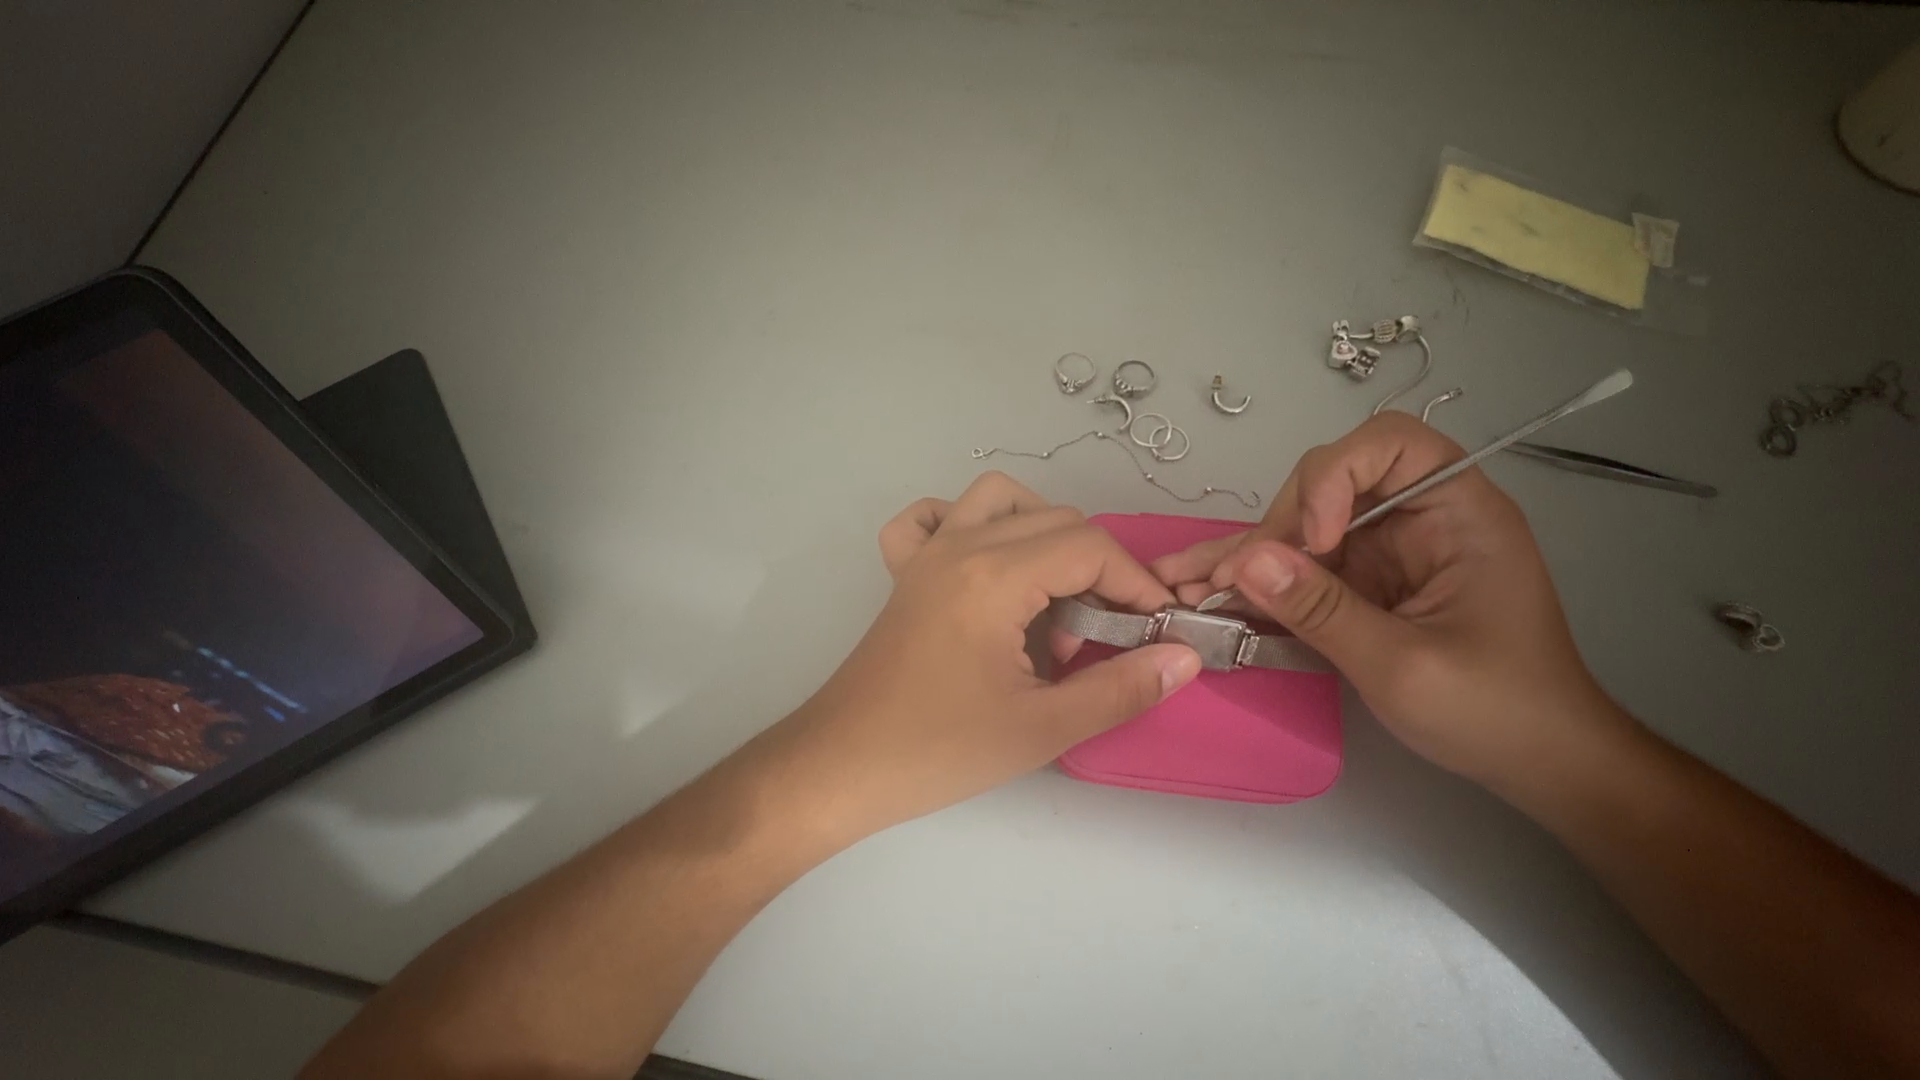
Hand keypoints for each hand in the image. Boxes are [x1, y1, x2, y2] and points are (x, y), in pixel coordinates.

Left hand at [761, 472, 1201, 843]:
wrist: (842, 766)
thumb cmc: (940, 751)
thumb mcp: (1042, 728)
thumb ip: (1122, 688)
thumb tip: (1184, 657)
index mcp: (995, 577)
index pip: (1090, 547)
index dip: (1136, 583)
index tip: (1156, 629)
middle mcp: (960, 545)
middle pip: (1055, 520)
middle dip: (1097, 569)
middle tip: (1100, 637)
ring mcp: (925, 554)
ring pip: (998, 500)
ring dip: (1041, 531)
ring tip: (1052, 594)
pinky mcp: (903, 573)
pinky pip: (931, 519)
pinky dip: (964, 525)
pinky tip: (983, 566)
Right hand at [1150, 413, 1619, 787]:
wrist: (1534, 762)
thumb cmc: (1496, 710)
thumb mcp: (1405, 665)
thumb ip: (1323, 611)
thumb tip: (1244, 563)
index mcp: (1456, 513)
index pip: (1390, 445)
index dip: (1337, 476)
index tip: (1315, 539)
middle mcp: (1414, 520)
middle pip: (1326, 484)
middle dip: (1275, 529)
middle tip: (1230, 582)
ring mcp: (1380, 552)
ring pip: (1298, 528)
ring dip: (1242, 554)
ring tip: (1177, 581)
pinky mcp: (1356, 585)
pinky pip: (1295, 571)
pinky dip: (1251, 584)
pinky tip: (1199, 593)